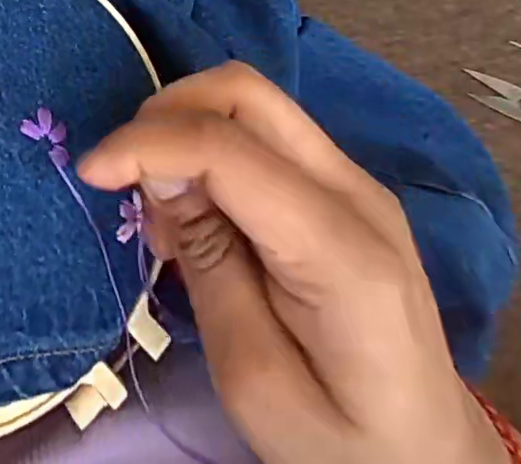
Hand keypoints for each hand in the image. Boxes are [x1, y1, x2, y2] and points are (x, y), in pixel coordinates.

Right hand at [78, 63, 515, 463]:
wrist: (430, 456)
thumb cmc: (337, 441)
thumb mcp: (250, 377)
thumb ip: (207, 261)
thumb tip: (160, 171)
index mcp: (343, 252)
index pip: (228, 150)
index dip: (146, 144)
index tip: (90, 171)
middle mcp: (355, 190)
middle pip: (242, 92)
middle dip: (164, 114)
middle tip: (126, 177)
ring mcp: (353, 177)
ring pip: (246, 97)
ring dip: (182, 126)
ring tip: (161, 203)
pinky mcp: (339, 180)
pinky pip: (256, 127)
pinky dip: (204, 141)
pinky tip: (195, 202)